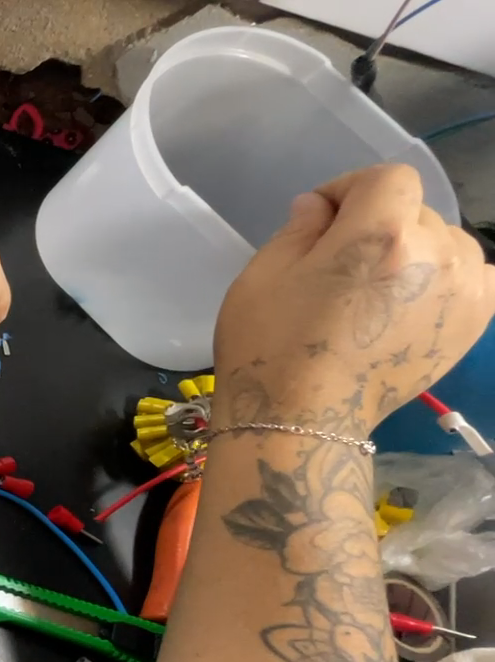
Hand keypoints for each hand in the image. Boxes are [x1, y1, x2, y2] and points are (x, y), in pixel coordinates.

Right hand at [214, 164, 494, 433]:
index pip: (385, 178)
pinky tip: (395, 312)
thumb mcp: (257, 281)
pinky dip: (433, 282)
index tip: (317, 216)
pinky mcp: (479, 313)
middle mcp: (438, 248)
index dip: (347, 189)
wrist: (302, 416)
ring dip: (406, 255)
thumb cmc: (266, 347)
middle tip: (330, 270)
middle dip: (372, 228)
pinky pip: (464, 275)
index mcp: (377, 234)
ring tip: (365, 296)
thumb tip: (319, 208)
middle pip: (412, 212)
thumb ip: (296, 233)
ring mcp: (469, 282)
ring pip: (442, 243)